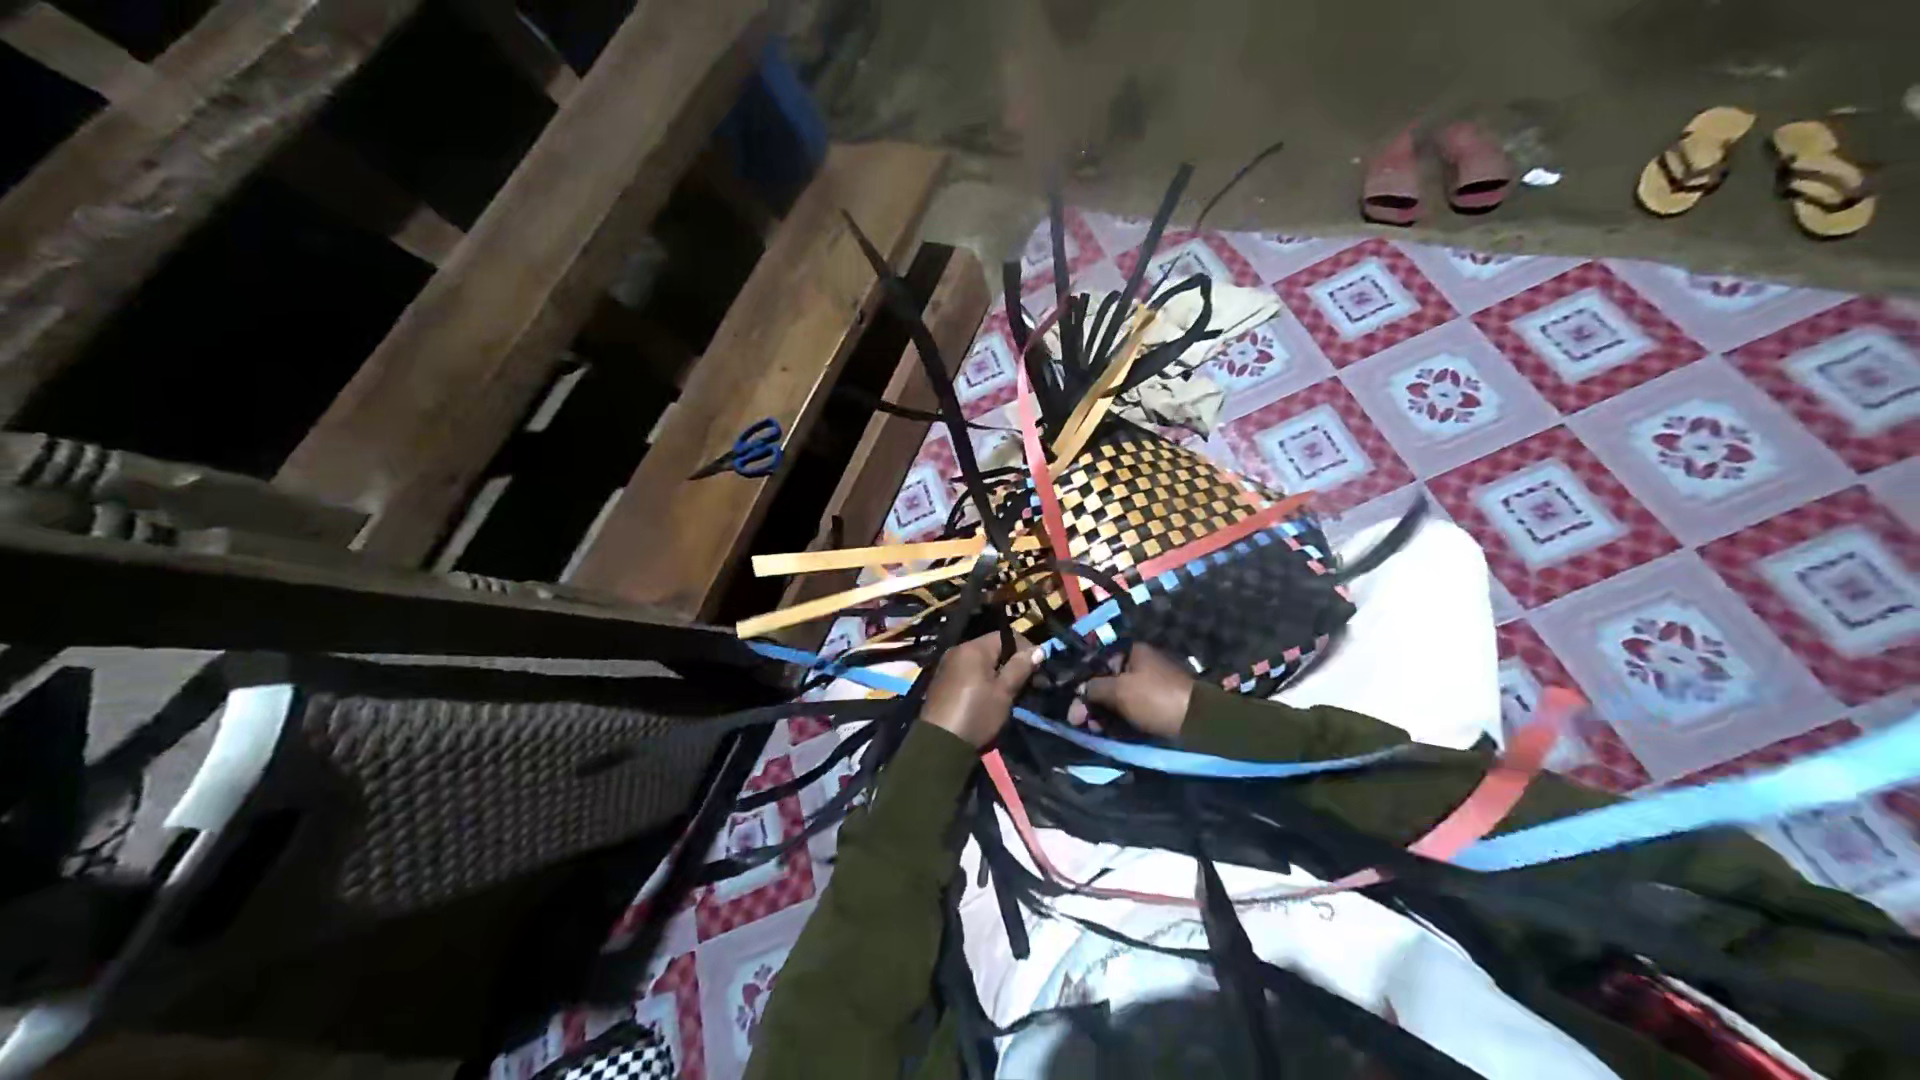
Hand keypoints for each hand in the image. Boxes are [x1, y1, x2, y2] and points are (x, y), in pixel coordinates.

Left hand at [922, 633, 1037, 747]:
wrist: (940, 744)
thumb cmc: (976, 714)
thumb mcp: (1004, 692)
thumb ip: (1020, 667)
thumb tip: (1038, 649)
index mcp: (973, 648)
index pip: (1005, 636)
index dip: (1025, 649)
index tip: (1038, 669)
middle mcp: (958, 651)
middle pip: (993, 649)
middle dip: (1013, 663)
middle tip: (1030, 684)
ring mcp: (948, 666)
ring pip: (981, 662)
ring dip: (998, 673)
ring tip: (1012, 693)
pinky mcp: (943, 682)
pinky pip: (969, 673)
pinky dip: (983, 680)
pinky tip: (991, 697)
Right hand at [1068, 643, 1193, 738]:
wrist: (1196, 721)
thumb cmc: (1154, 698)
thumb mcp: (1118, 690)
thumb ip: (1094, 688)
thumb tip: (1081, 691)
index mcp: (1133, 652)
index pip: (1098, 664)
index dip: (1083, 685)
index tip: (1074, 707)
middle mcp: (1142, 664)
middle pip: (1108, 682)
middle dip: (1092, 703)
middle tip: (1081, 724)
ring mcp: (1152, 684)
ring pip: (1119, 698)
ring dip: (1105, 714)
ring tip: (1096, 731)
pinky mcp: (1159, 703)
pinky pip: (1132, 709)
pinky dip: (1120, 719)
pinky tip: (1111, 731)